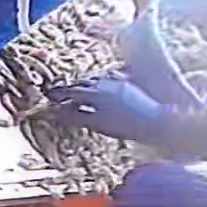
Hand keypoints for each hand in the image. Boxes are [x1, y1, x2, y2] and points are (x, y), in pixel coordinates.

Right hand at [47, 77, 168, 142]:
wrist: (159, 123)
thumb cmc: (125, 126)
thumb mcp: (94, 124)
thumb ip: (72, 116)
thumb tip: (53, 112)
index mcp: (96, 93)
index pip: (70, 91)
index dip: (57, 93)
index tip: (48, 96)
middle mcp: (106, 84)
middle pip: (82, 83)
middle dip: (69, 88)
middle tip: (59, 95)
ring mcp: (118, 84)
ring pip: (94, 81)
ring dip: (82, 86)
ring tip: (76, 94)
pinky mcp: (127, 86)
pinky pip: (106, 81)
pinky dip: (96, 85)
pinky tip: (96, 92)